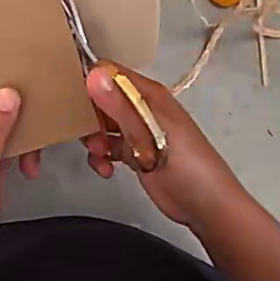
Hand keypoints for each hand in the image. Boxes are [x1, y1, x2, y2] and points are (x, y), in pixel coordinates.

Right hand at [81, 63, 252, 229]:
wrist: (206, 207)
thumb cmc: (186, 165)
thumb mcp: (150, 134)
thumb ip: (120, 105)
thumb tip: (93, 74)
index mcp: (148, 95)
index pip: (110, 73)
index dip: (90, 81)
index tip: (72, 98)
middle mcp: (141, 108)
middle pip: (103, 99)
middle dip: (89, 115)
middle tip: (87, 133)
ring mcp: (138, 131)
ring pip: (103, 125)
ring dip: (94, 139)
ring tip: (98, 154)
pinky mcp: (135, 153)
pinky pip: (109, 147)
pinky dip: (102, 157)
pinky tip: (105, 169)